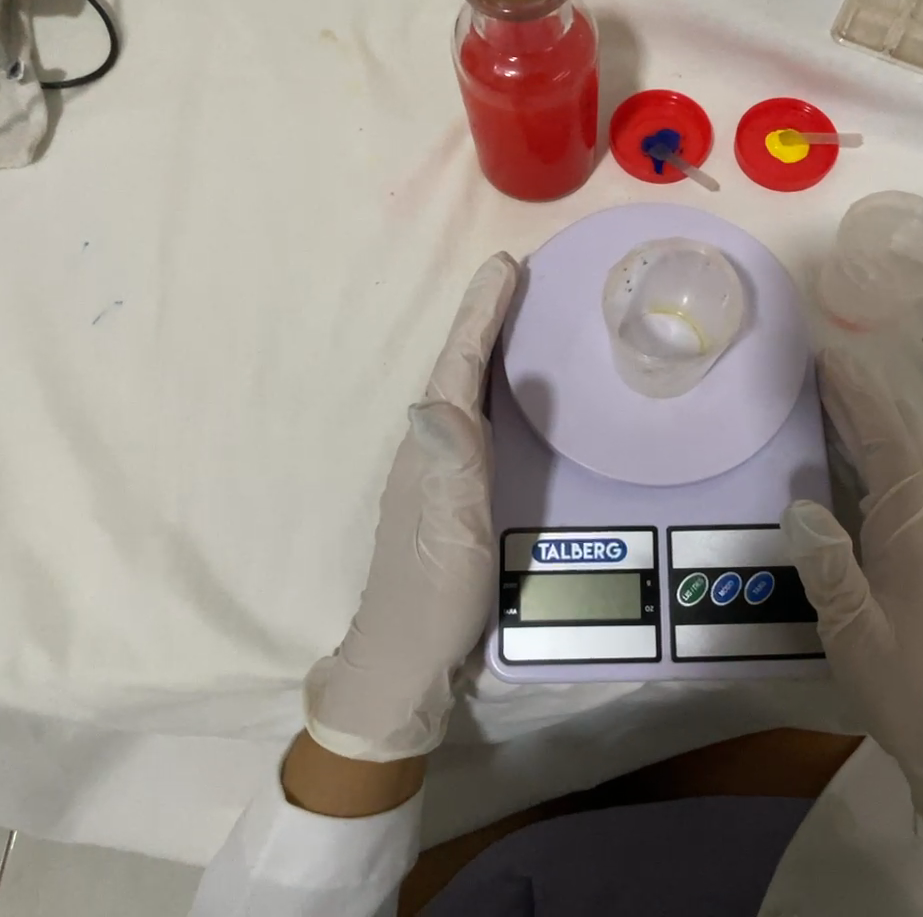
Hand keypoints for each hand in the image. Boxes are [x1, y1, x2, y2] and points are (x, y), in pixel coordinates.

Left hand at [302, 253, 519, 763]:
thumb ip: (449, 470)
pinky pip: (476, 416)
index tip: (504, 267)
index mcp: (432, 449)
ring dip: (486, 345)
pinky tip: (509, 388)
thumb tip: (433, 400)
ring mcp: (439, 467)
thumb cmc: (435, 596)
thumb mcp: (450, 535)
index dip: (480, 316)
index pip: (457, 368)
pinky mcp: (453, 486)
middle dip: (484, 317)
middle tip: (515, 275)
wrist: (407, 655)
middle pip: (457, 366)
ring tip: (515, 312)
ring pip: (464, 388)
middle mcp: (431, 447)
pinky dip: (492, 385)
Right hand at [783, 349, 922, 873]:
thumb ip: (830, 566)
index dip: (860, 402)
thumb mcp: (856, 632)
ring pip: (906, 467)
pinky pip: (907, 491)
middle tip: (822, 366)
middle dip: (864, 403)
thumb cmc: (906, 684)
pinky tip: (851, 463)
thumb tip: (801, 505)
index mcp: (921, 534)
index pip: (890, 448)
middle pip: (902, 447)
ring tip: (829, 400)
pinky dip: (876, 462)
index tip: (830, 361)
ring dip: (870, 429)